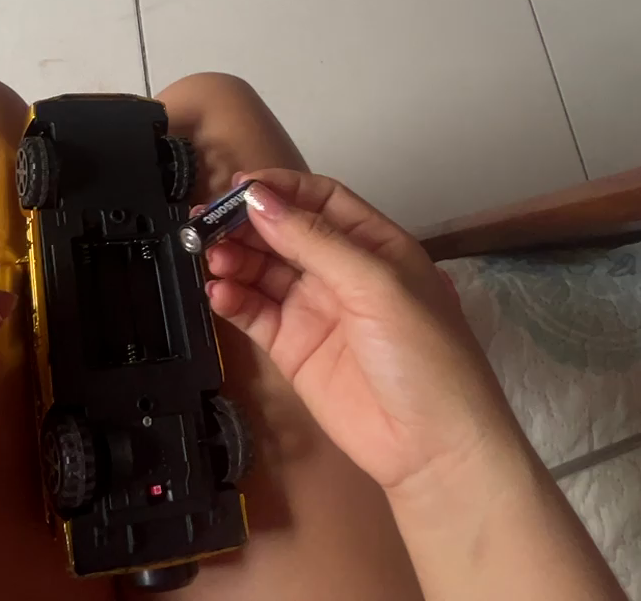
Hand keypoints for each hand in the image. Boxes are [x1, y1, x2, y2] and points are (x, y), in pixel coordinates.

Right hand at [203, 169, 520, 493]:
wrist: (433, 454)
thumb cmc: (424, 357)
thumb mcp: (376, 285)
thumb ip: (314, 240)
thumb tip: (257, 199)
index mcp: (371, 246)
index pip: (319, 200)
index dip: (279, 188)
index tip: (238, 187)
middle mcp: (339, 271)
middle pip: (282, 231)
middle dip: (244, 223)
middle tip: (207, 220)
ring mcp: (312, 308)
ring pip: (261, 268)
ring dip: (233, 258)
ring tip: (212, 259)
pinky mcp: (290, 345)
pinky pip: (253, 311)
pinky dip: (231, 298)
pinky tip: (218, 293)